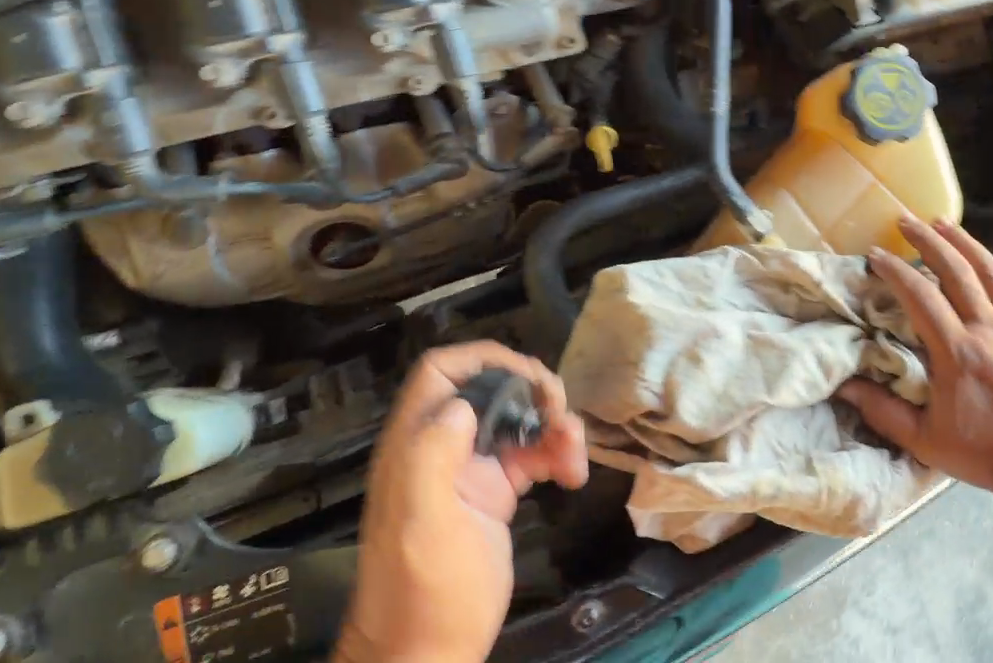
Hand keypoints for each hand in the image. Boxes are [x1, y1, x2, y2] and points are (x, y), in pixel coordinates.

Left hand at [335, 342, 589, 662]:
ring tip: (574, 456)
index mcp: (418, 445)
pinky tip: (574, 477)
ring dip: (555, 425)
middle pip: (494, 387)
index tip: (527, 376)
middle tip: (559, 415)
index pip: (442, 372)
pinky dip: (560, 455)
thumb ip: (432, 458)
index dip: (485, 358)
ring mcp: (473, 469)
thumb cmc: (424, 592)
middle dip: (533, 391)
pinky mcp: (498, 492)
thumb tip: (461, 405)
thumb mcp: (424, 524)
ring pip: (521, 418)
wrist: (428, 656)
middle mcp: (444, 448)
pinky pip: (536, 453)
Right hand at [837, 216, 992, 500]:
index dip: (895, 271)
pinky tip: (983, 261)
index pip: (921, 296)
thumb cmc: (981, 452)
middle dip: (928, 240)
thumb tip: (843, 386)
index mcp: (958, 353)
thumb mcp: (924, 440)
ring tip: (942, 222)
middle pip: (957, 270)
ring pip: (990, 270)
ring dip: (964, 242)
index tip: (875, 256)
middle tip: (905, 220)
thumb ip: (882, 411)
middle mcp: (989, 330)